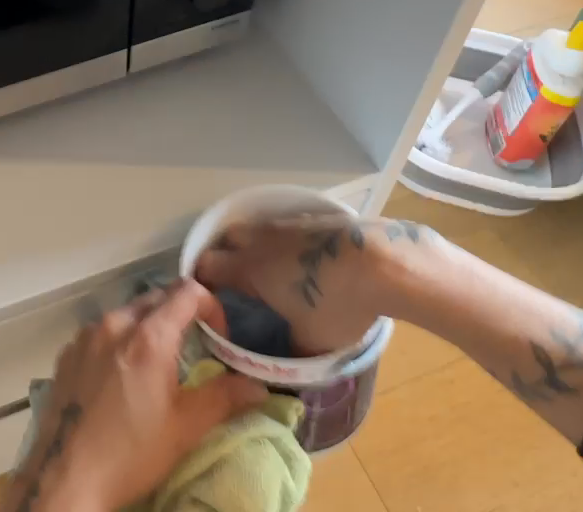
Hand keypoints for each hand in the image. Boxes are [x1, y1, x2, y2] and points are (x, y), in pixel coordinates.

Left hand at [0, 281, 266, 511]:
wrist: (66, 478)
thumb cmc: (131, 452)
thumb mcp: (185, 428)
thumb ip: (224, 398)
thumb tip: (257, 386)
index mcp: (148, 336)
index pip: (187, 292)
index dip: (211, 306)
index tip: (218, 337)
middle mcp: (114, 324)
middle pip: (156, 298)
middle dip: (180, 314)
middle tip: (193, 348)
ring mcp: (86, 336)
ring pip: (126, 313)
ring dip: (148, 327)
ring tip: (157, 363)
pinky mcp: (67, 352)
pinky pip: (100, 332)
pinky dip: (118, 341)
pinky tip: (120, 376)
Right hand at [194, 214, 438, 355]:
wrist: (381, 264)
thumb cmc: (336, 304)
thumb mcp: (312, 341)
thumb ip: (291, 351)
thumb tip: (285, 365)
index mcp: (248, 269)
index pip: (206, 266)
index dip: (201, 281)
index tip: (209, 298)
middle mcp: (259, 241)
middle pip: (227, 239)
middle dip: (225, 256)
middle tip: (237, 282)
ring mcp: (286, 225)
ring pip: (257, 230)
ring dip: (256, 246)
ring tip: (272, 270)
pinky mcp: (313, 218)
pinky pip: (285, 228)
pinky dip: (285, 242)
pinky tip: (304, 260)